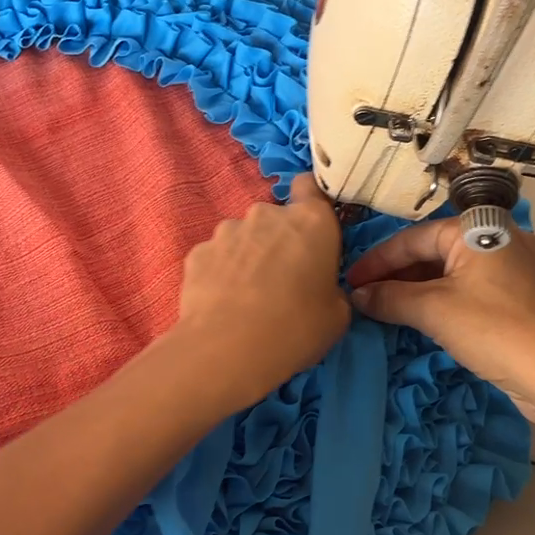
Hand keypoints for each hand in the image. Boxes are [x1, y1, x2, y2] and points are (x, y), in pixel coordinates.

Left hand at [169, 173, 351, 412]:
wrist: (228, 348)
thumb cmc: (297, 328)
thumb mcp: (337, 314)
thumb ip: (330, 286)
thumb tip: (317, 285)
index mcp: (310, 221)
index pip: (311, 186)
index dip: (311, 202)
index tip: (311, 230)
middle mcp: (266, 214)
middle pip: (276, 219)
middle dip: (279, 241)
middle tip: (282, 281)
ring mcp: (226, 230)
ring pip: (243, 237)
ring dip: (248, 256)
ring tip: (247, 296)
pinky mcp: (197, 251)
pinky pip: (216, 257)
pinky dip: (220, 273)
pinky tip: (222, 302)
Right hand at [344, 214, 534, 418]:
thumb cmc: (499, 330)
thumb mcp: (434, 311)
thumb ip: (389, 299)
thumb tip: (356, 296)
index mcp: (478, 226)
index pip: (411, 237)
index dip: (375, 261)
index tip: (348, 283)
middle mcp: (501, 237)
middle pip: (433, 251)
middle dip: (396, 276)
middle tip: (364, 299)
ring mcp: (519, 268)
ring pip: (454, 273)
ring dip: (418, 291)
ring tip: (387, 312)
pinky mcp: (528, 298)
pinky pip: (473, 291)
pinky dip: (444, 302)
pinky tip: (425, 321)